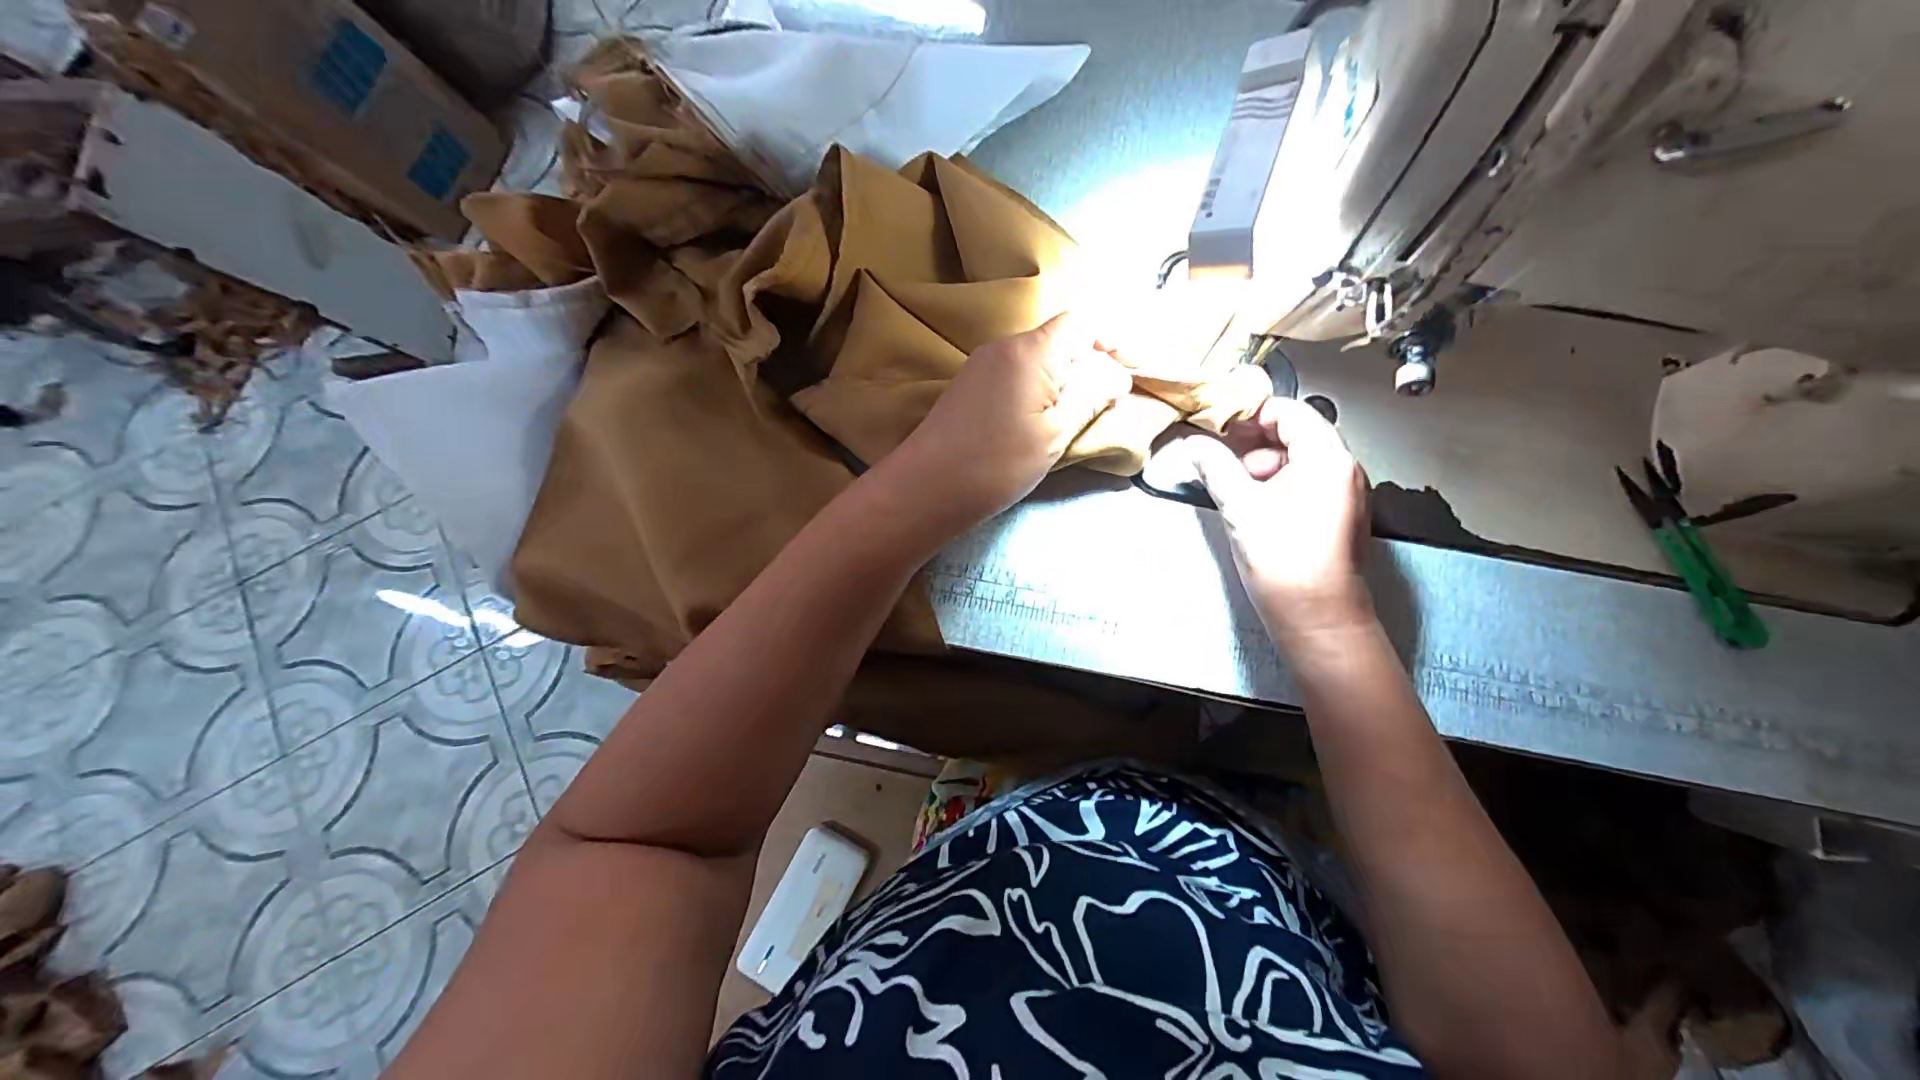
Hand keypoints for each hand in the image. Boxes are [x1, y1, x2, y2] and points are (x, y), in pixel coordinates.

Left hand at [879, 313, 1131, 529]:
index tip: (1131, 372)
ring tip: (1080, 416)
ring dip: (1066, 379)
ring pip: (1039, 359)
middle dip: (1092, 363)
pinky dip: (1040, 390)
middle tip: (1110, 402)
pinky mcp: (970, 387)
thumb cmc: (996, 463)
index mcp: (1030, 351)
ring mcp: (983, 366)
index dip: (1113, 341)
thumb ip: (1090, 396)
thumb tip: (1116, 374)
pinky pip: (1018, 374)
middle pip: (1061, 338)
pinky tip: (1044, 422)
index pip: (1083, 322)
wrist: (926, 488)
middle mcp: (1004, 347)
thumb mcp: (1055, 433)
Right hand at [1184, 397, 1374, 643]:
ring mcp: (1346, 494)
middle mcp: (1344, 470)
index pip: (1290, 411)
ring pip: (1301, 460)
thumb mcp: (1239, 506)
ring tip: (1235, 485)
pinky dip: (1279, 484)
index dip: (1252, 413)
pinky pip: (1308, 484)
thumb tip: (1196, 447)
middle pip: (1297, 433)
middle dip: (1255, 441)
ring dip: (1265, 464)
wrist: (1317, 617)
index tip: (1222, 424)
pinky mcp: (1339, 516)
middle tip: (1221, 454)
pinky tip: (1254, 505)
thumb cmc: (1287, 564)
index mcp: (1327, 458)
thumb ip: (1214, 466)